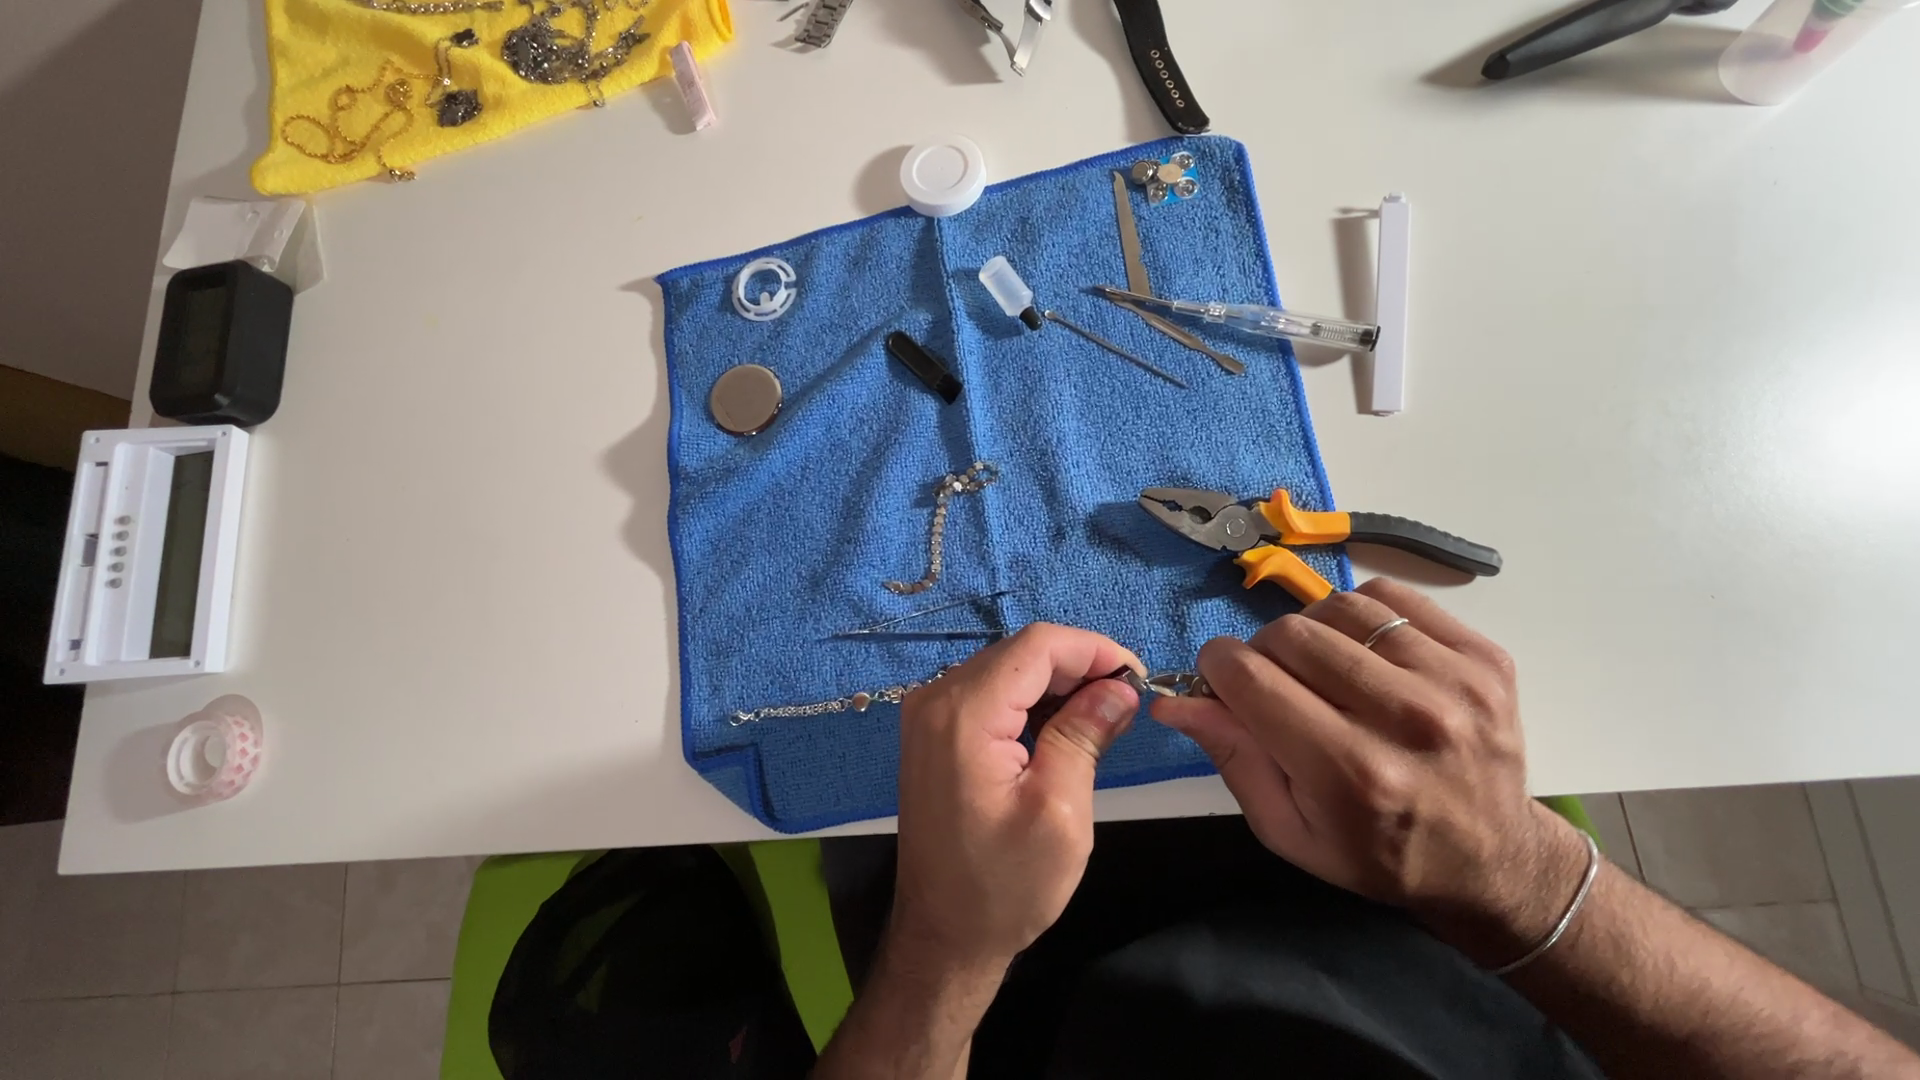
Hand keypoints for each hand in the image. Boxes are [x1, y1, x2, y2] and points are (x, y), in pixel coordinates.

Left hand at [889, 624, 1142, 975]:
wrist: (943, 935)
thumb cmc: (1004, 885)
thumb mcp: (1059, 812)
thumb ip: (1084, 736)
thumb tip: (1119, 687)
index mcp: (963, 713)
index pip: (1036, 646)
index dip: (1092, 649)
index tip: (1139, 676)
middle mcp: (935, 698)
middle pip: (1019, 653)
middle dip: (1077, 666)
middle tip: (1126, 700)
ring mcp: (927, 713)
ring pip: (1006, 669)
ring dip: (1056, 683)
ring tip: (1103, 715)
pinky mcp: (932, 732)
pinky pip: (988, 693)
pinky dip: (1029, 700)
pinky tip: (1062, 726)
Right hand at [1151, 578, 1588, 965]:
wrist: (1494, 861)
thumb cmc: (1376, 853)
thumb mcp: (1287, 829)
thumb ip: (1231, 757)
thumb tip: (1172, 701)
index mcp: (1350, 772)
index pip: (1249, 675)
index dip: (1217, 669)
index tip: (1221, 684)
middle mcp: (1406, 719)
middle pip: (1288, 633)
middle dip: (1262, 653)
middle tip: (1275, 686)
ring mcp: (1453, 682)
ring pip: (1337, 606)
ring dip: (1311, 631)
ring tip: (1321, 668)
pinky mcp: (1484, 657)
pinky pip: (1391, 596)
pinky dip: (1360, 616)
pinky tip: (1364, 654)